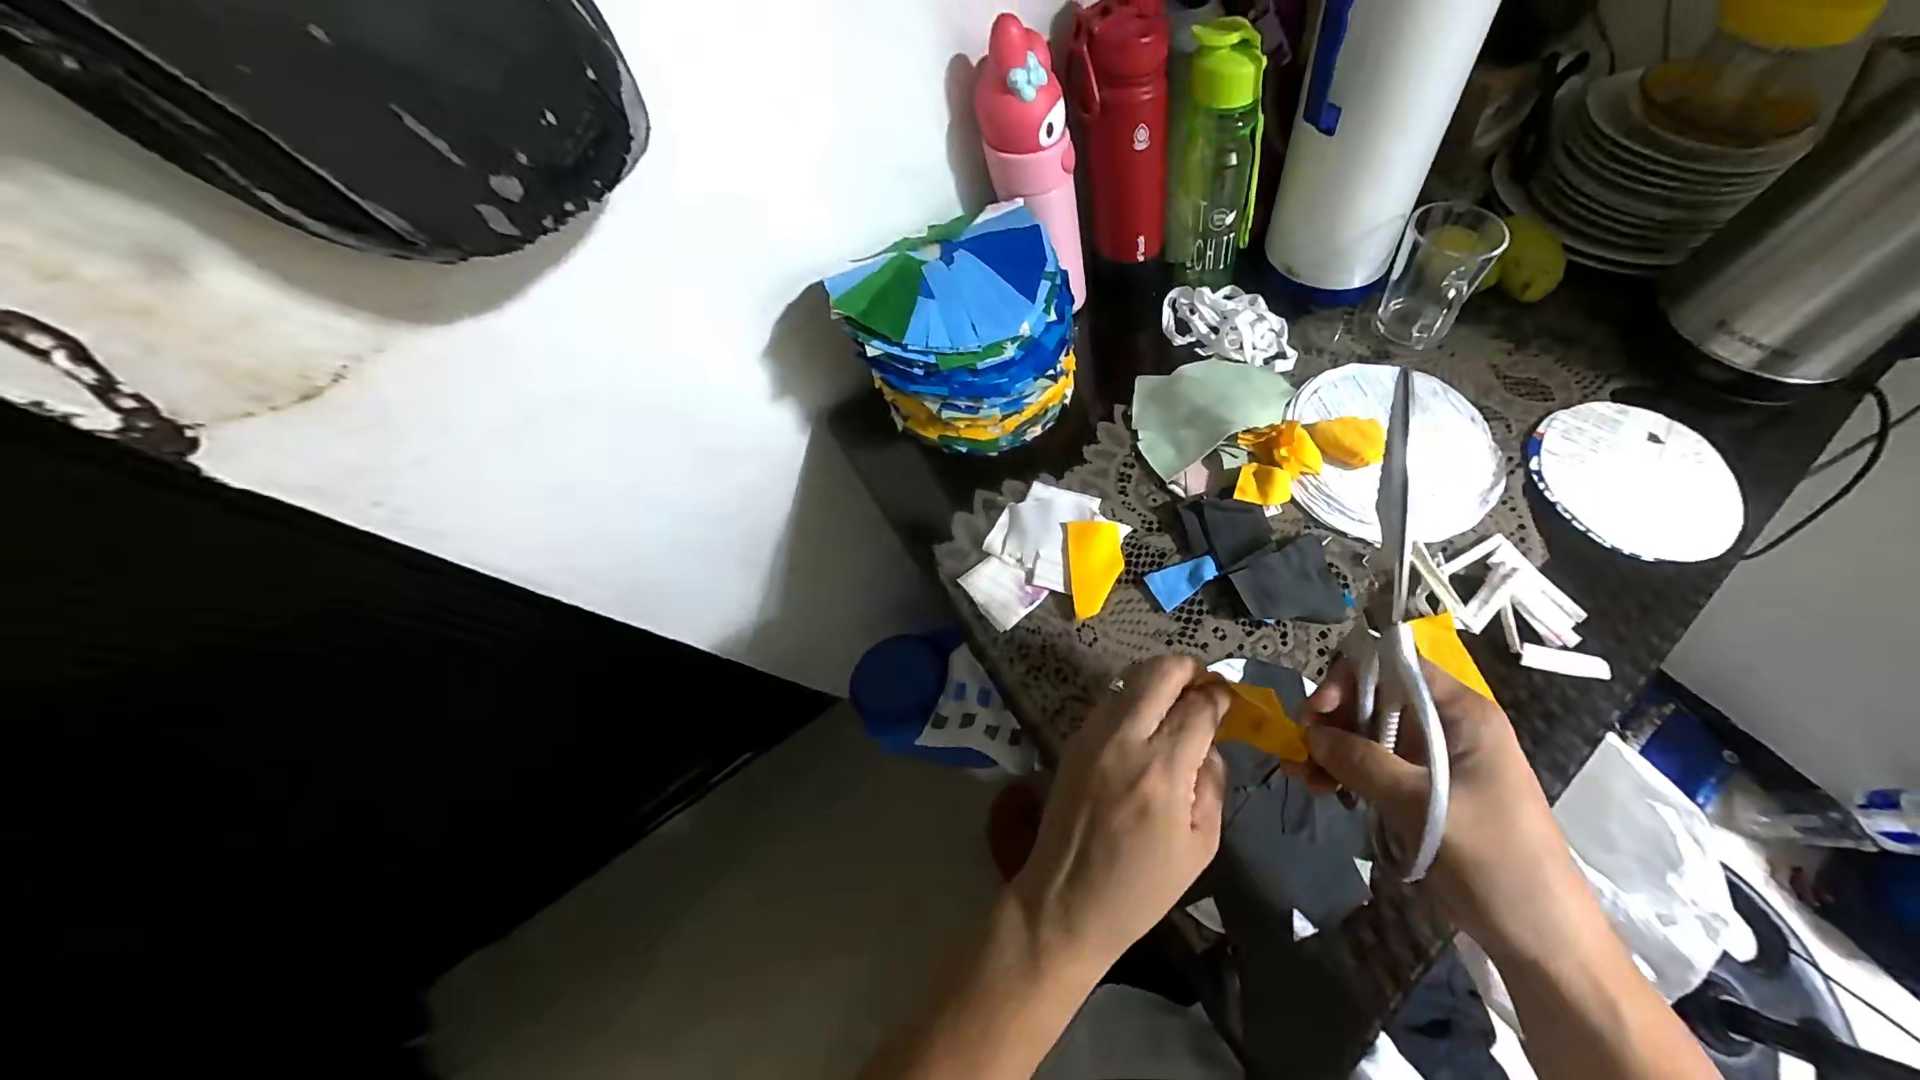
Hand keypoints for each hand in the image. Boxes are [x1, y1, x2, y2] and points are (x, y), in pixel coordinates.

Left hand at [1009, 656, 1229, 973]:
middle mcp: (1124, 740)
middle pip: (1159, 672)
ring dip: (1158, 679)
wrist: (1066, 898)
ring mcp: (1092, 736)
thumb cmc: (1141, 886)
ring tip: (1177, 700)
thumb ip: (1211, 784)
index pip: (1198, 708)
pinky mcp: (1073, 740)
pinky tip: (1146, 721)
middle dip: (1188, 669)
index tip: (1229, 698)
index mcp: (1162, 770)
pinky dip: (1133, 698)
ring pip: (1129, 679)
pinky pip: (1110, 701)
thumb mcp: (1201, 845)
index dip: (1220, 696)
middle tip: (1204, 685)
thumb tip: (1209, 744)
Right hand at [1295, 658, 1586, 954]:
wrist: (1540, 937)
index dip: (1350, 678)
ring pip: (1365, 731)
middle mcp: (1446, 725)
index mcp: (1461, 714)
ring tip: (1302, 775)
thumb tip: (1311, 735)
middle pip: (1373, 697)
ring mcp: (1433, 758)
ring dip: (1330, 748)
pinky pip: (1370, 763)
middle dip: (1331, 719)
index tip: (1319, 712)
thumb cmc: (1494, 859)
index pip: (1395, 666)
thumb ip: (1362, 762)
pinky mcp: (1421, 788)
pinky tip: (1318, 786)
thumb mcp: (1422, 805)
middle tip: (1301, 749)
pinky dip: (1341, 770)